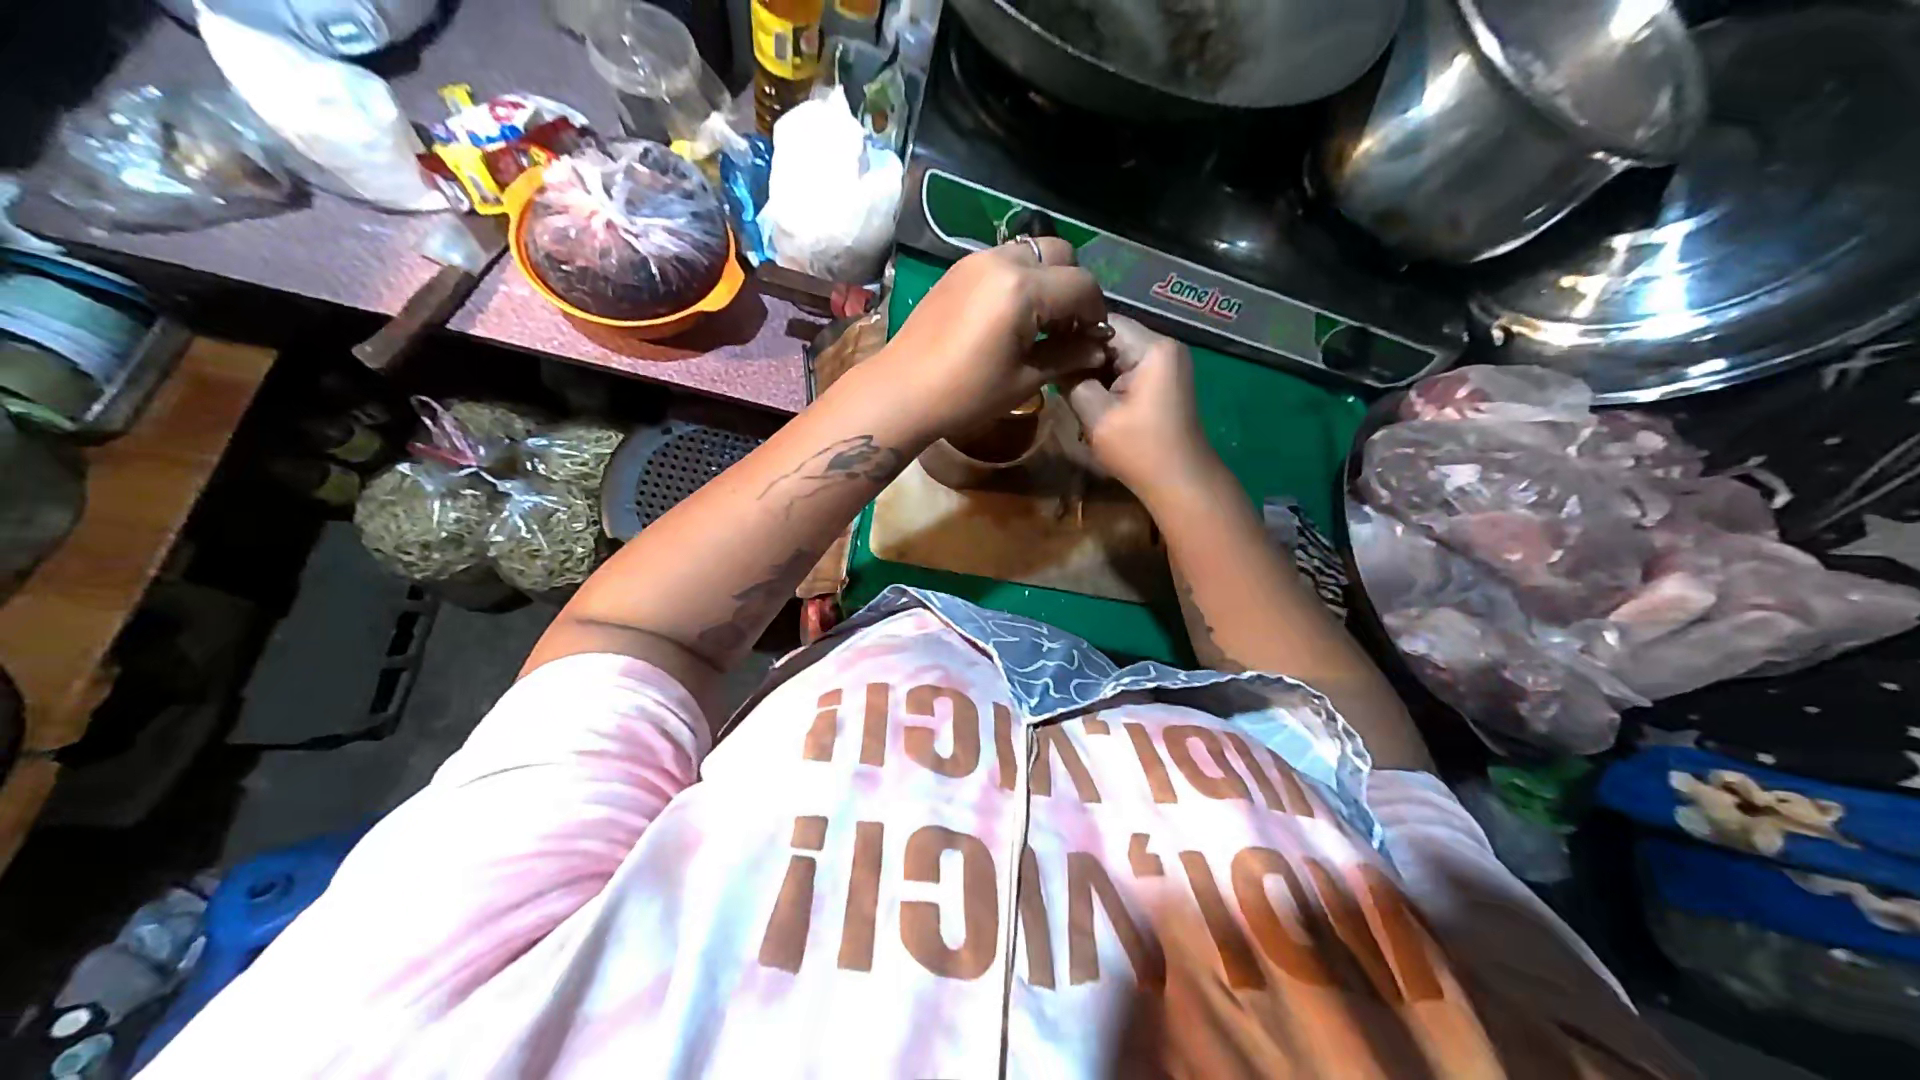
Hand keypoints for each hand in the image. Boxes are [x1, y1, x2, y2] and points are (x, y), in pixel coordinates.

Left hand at [876, 238, 1110, 440]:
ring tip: (1038, 321)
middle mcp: (1003, 261)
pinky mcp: (958, 269)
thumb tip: (1099, 347)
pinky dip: (1019, 278)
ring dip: (1046, 279)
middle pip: (1060, 254)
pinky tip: (1010, 316)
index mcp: (1023, 288)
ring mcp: (976, 260)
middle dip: (1073, 287)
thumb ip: (1068, 355)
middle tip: (1066, 327)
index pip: (1082, 285)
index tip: (1093, 339)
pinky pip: (1003, 260)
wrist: (902, 390)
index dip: (1095, 312)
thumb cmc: (966, 394)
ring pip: (1031, 251)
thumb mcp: (1025, 379)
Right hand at [1063, 315, 1220, 502]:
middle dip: (1082, 355)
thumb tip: (1055, 364)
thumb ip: (1072, 381)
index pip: (1103, 322)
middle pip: (1112, 336)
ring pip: (1117, 354)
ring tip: (1068, 387)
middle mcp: (1164, 347)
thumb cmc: (1139, 449)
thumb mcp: (1096, 415)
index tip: (1047, 354)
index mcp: (1152, 348)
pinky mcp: (1163, 381)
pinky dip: (1108, 380)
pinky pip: (1128, 369)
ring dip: (1093, 370)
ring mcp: (1166, 364)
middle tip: (1054, 374)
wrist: (1180, 482)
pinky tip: (1090, 398)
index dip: (1072, 335)